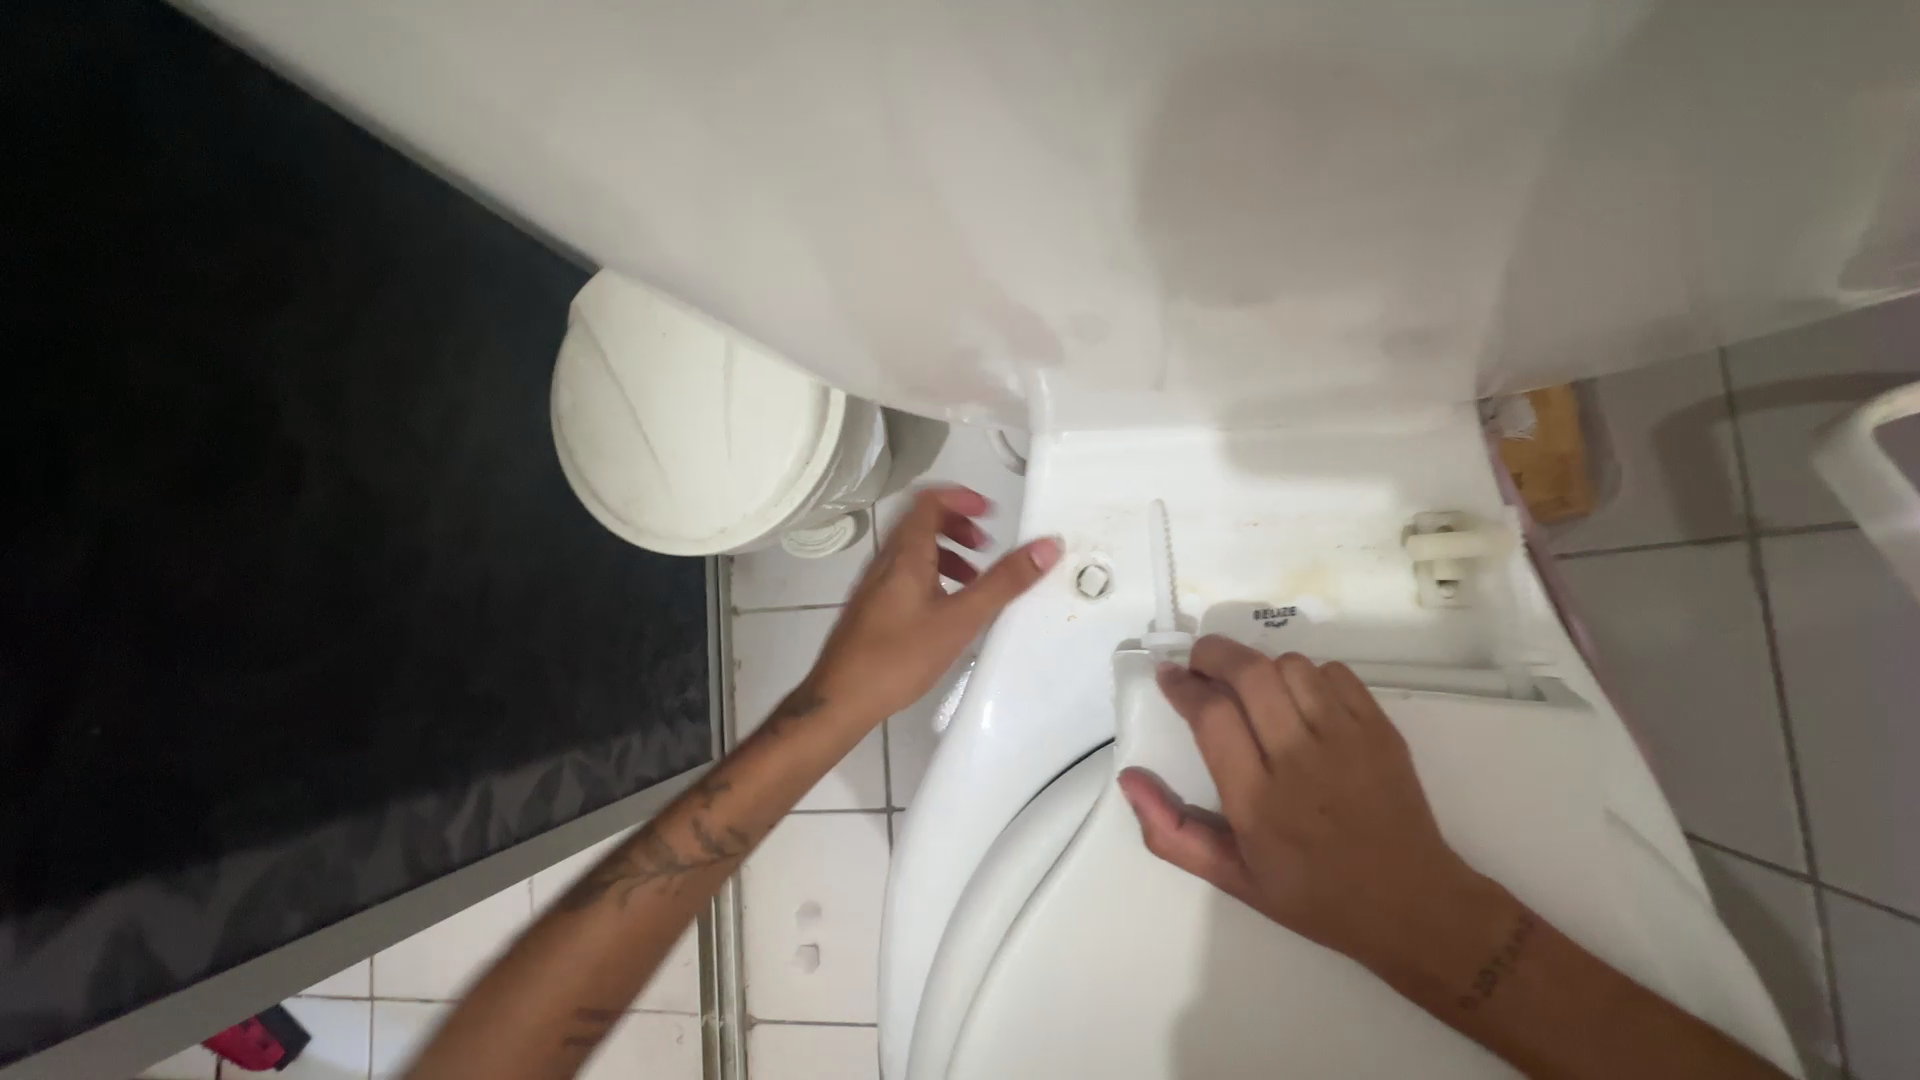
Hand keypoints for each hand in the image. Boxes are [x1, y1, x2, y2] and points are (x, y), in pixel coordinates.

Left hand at [803, 486, 1060, 724]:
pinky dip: (932, 576)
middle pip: (920, 522)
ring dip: (947, 553)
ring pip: (912, 551)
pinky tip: (946, 609)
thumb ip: (1004, 583)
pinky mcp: (871, 608)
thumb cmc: (899, 657)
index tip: (990, 512)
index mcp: (905, 554)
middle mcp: (885, 561)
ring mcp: (874, 585)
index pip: (929, 500)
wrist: (840, 699)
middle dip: (958, 526)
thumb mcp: (961, 619)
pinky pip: (904, 575)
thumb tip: (1047, 546)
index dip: (961, 497)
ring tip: (973, 580)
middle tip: (985, 546)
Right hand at [1118, 637, 1492, 973]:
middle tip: (1199, 663)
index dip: (1182, 685)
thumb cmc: (1313, 895)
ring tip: (1250, 685)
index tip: (1169, 676)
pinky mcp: (1381, 730)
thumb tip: (1129, 778)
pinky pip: (1334, 673)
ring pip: (1290, 666)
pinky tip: (1297, 698)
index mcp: (1258, 803)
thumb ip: (1171, 833)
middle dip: (1213, 654)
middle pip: (1249, 674)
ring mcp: (1347, 741)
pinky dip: (1306, 673)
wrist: (1414, 906)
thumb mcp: (1231, 878)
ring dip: (1259, 665)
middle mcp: (1300, 763)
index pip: (1212, 716)